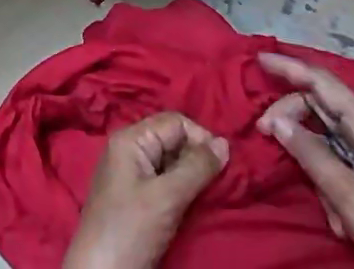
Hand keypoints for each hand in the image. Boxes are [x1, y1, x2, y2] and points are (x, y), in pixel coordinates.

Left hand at [64, 112, 229, 268]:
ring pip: (170, 162)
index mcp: (130, 139)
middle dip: (196, 157)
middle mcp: (129, 150)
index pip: (175, 122)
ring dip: (190, 175)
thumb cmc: (130, 231)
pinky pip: (164, 181)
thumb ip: (197, 167)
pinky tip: (191, 204)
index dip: (200, 138)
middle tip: (215, 183)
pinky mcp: (134, 199)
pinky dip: (180, 189)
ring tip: (206, 194)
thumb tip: (224, 143)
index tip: (220, 166)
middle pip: (173, 140)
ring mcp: (130, 175)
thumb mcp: (167, 197)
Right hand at [256, 54, 353, 268]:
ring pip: (333, 140)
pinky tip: (341, 220)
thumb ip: (312, 155)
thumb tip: (278, 121)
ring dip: (319, 169)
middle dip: (295, 122)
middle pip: (324, 108)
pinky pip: (347, 164)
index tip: (259, 60)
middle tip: (265, 136)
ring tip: (330, 213)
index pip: (323, 82)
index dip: (290, 67)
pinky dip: (335, 186)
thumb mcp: (350, 198)